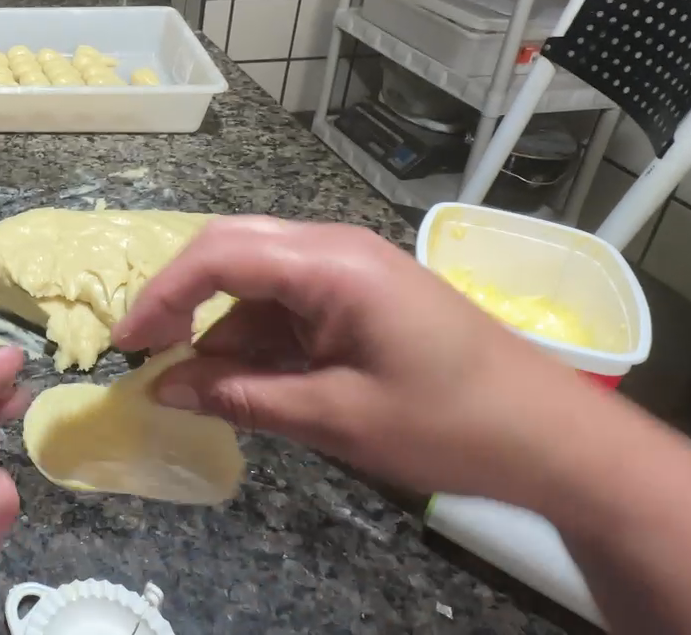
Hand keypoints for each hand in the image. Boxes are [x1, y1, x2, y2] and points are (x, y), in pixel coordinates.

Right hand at [111, 217, 594, 503]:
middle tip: (148, 350)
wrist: (563, 443)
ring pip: (252, 276)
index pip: (218, 255)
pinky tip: (246, 377)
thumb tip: (163, 390)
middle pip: (229, 248)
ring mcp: (346, 266)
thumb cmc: (454, 427)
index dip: (162, 295)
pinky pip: (283, 299)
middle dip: (180, 297)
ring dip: (218, 323)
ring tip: (197, 380)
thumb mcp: (337, 419)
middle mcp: (332, 247)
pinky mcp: (355, 291)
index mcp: (330, 263)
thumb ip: (241, 398)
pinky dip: (254, 334)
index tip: (127, 344)